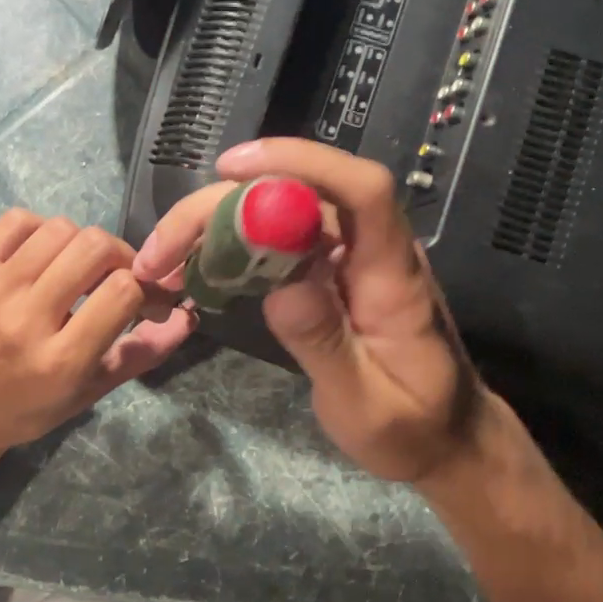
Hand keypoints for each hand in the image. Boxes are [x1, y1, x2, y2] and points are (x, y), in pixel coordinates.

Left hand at [0, 210, 197, 474]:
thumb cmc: (24, 410)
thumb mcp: (87, 394)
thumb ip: (140, 353)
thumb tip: (188, 315)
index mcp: (60, 358)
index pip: (121, 290)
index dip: (146, 286)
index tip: (146, 296)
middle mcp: (24, 318)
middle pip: (92, 247)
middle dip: (117, 255)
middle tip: (113, 276)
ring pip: (58, 228)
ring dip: (79, 242)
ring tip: (74, 267)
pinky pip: (16, 221)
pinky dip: (39, 229)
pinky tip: (40, 254)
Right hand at [133, 139, 486, 483]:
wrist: (443, 439)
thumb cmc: (412, 428)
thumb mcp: (368, 404)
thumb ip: (326, 344)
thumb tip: (280, 287)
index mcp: (391, 273)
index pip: (359, 189)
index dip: (299, 162)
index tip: (229, 169)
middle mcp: (365, 249)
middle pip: (292, 194)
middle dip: (217, 207)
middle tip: (158, 251)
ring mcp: (342, 257)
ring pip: (271, 212)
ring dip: (209, 225)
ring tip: (159, 262)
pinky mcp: (321, 270)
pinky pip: (267, 238)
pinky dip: (221, 246)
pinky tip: (188, 268)